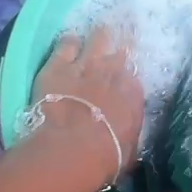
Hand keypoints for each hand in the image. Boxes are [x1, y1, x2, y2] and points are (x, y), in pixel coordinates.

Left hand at [29, 27, 144, 184]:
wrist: (70, 150)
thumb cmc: (105, 157)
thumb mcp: (128, 151)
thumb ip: (130, 136)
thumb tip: (129, 139)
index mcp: (132, 94)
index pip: (133, 78)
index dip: (127, 77)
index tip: (123, 80)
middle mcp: (113, 73)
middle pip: (118, 52)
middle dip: (116, 51)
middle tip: (112, 51)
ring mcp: (85, 65)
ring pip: (97, 39)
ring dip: (97, 37)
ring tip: (96, 34)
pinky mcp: (58, 65)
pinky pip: (65, 43)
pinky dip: (68, 42)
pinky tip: (68, 42)